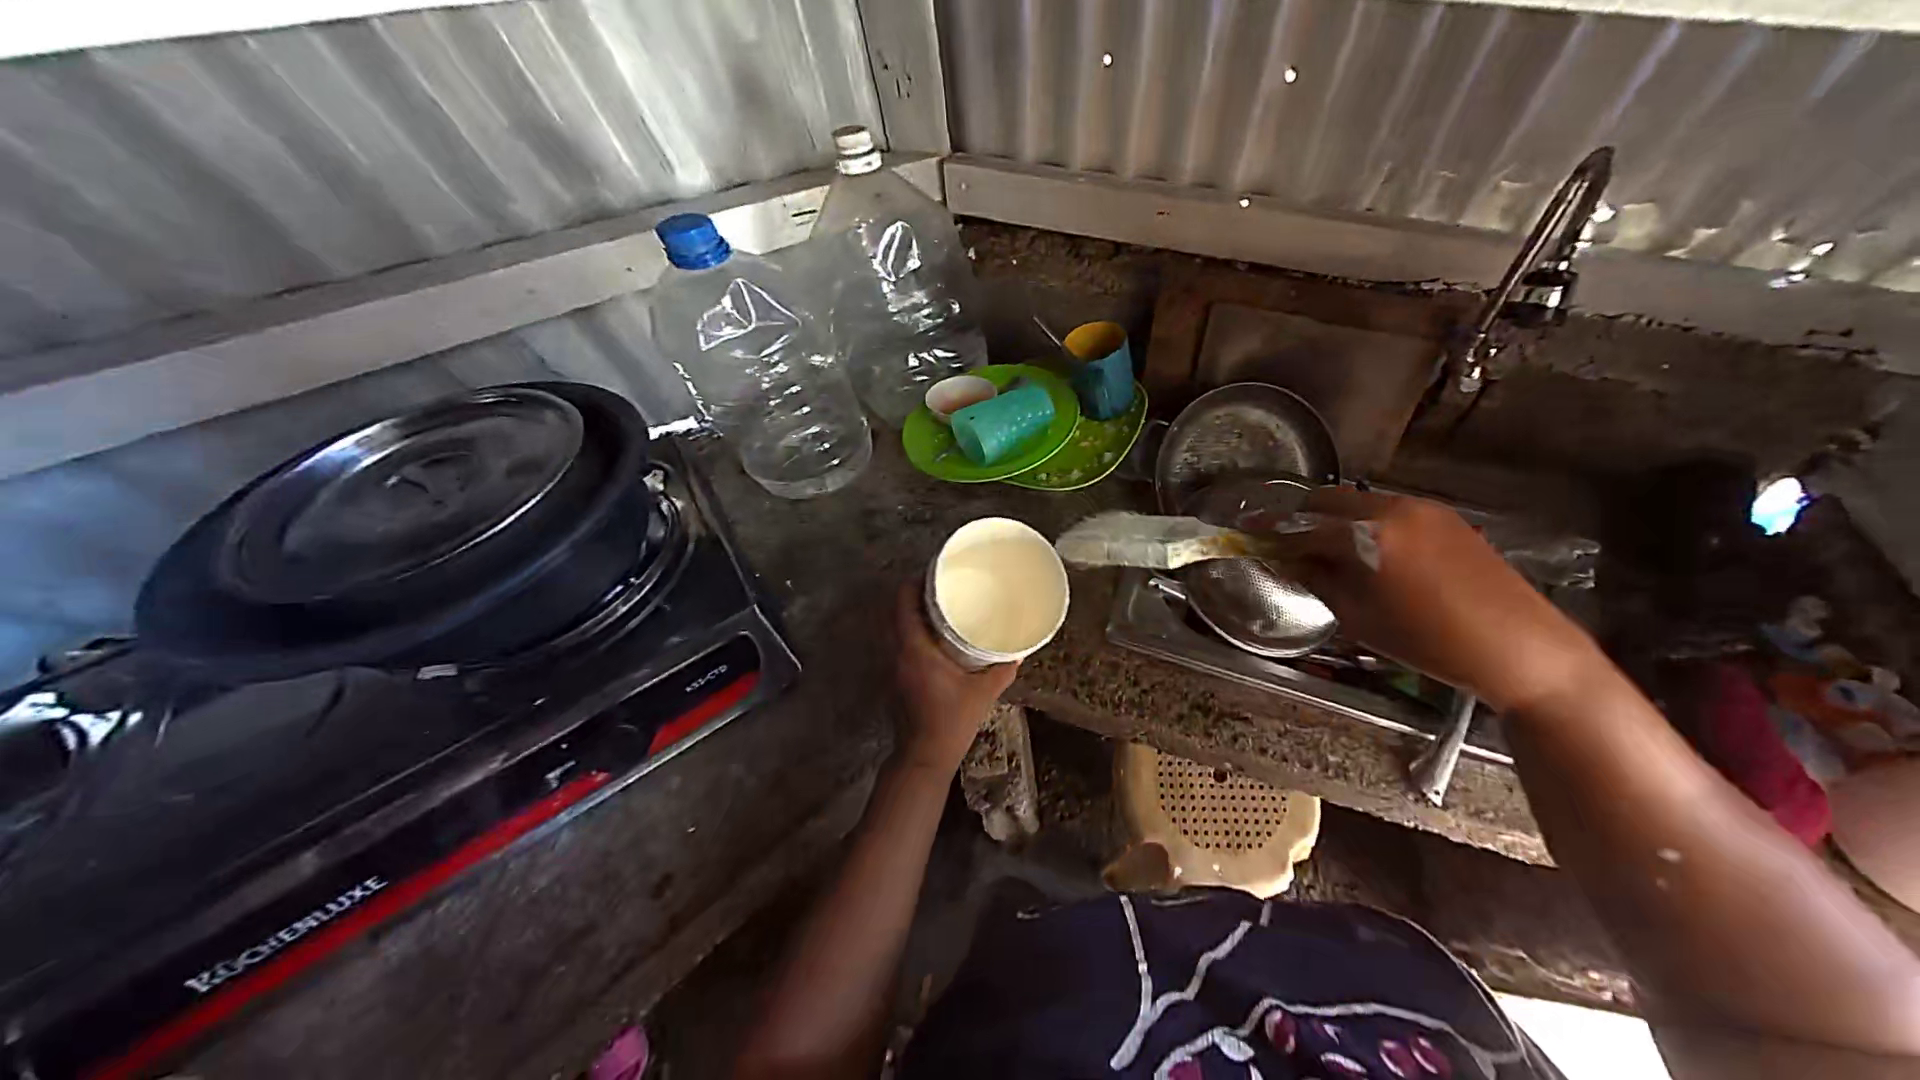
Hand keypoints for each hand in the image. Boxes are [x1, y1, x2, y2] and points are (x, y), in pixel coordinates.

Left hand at [893, 579, 1017, 772]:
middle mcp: (898, 653)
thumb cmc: (951, 721)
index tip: (932, 574)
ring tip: (938, 607)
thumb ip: (1001, 670)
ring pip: (896, 628)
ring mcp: (893, 667)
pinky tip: (933, 638)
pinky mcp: (895, 679)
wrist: (924, 756)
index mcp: (914, 649)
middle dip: (914, 596)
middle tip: (940, 587)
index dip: (913, 583)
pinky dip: (912, 633)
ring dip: (912, 615)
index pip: (903, 603)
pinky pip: (899, 644)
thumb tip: (1018, 651)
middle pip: (897, 612)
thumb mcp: (983, 693)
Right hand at [1270, 488, 1606, 712]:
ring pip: (1359, 503)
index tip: (1247, 531)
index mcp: (1368, 536)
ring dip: (1335, 520)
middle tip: (1288, 545)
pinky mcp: (1446, 518)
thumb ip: (1318, 579)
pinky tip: (1370, 554)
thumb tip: (1288, 559)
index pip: (1302, 526)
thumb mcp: (1359, 616)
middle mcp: (1394, 509)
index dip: (1270, 530)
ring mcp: (1424, 509)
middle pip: (1328, 500)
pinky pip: (1389, 510)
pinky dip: (1366, 524)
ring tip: (1329, 553)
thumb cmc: (1429, 642)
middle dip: (1302, 519)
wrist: (1521, 648)